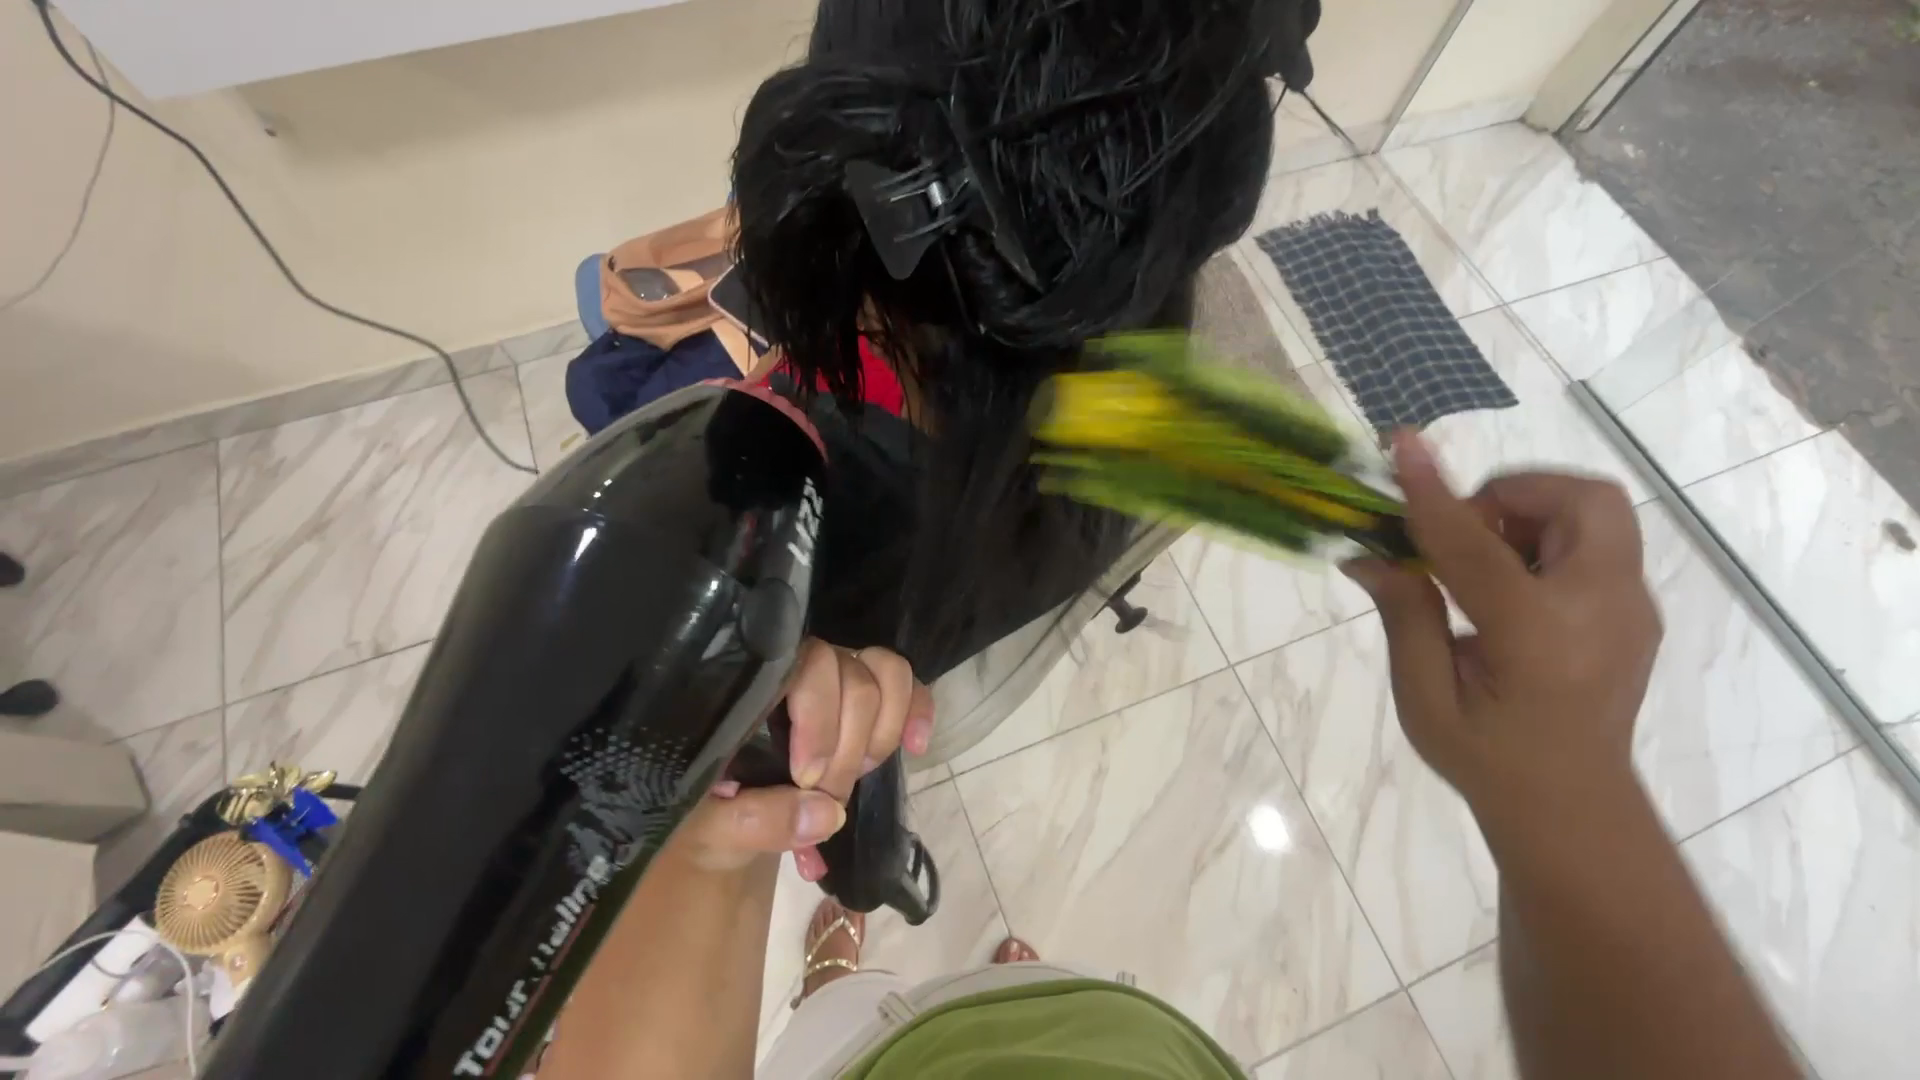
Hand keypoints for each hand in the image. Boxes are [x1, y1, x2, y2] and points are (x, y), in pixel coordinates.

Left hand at [670, 639, 933, 876]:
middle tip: (828, 804)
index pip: (804, 666)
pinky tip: (915, 747)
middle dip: (848, 750)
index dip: (819, 718)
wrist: (722, 828)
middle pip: (853, 678)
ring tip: (860, 776)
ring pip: (885, 671)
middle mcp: (799, 670)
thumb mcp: (711, 831)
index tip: (808, 779)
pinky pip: (907, 687)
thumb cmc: (706, 819)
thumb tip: (827, 814)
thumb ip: (757, 822)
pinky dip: (916, 712)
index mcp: (752, 687)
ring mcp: (837, 680)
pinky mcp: (868, 702)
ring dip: (882, 733)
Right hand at [1340, 432, 1661, 819]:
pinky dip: (1544, 536)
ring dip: (1528, 512)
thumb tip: (1367, 554)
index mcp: (1539, 638)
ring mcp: (1631, 607)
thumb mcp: (1424, 696)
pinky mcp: (1634, 608)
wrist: (1572, 806)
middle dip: (1511, 492)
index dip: (1433, 494)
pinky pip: (1596, 540)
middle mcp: (1603, 610)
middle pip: (1582, 500)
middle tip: (1458, 531)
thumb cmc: (1485, 758)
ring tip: (1476, 560)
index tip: (1401, 445)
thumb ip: (1405, 615)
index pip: (1478, 546)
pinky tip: (1503, 582)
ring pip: (1596, 512)